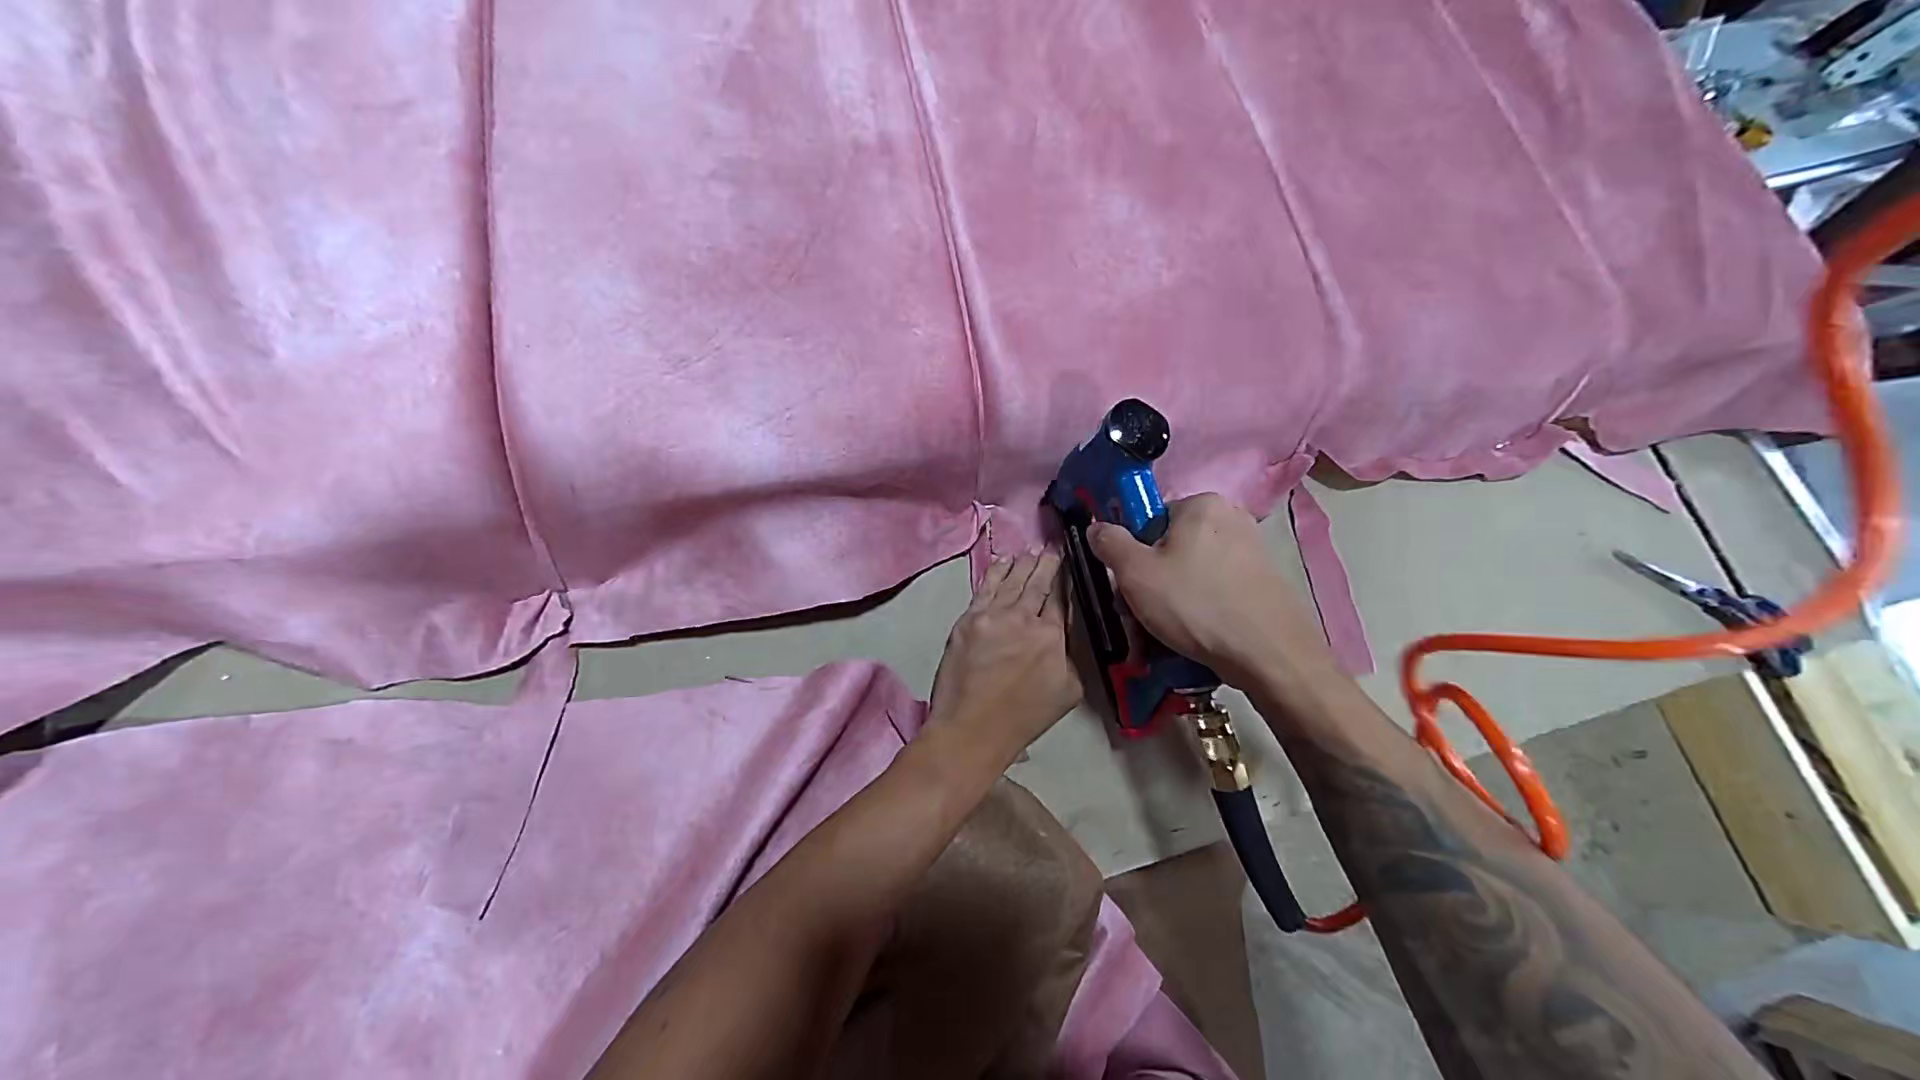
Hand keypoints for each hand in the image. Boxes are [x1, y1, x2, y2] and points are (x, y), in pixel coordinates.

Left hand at [925, 550, 1082, 768]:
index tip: (1069, 564)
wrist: (971, 728)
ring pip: (1012, 580)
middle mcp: (1024, 618)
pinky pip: (986, 587)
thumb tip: (1066, 636)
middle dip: (1047, 562)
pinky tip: (1004, 561)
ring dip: (1023, 563)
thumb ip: (1071, 656)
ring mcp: (993, 615)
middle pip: (1038, 582)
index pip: (1062, 598)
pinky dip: (996, 571)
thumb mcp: (1069, 691)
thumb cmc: (1023, 718)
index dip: (1066, 579)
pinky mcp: (968, 619)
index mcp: (1053, 636)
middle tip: (1052, 547)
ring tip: (1031, 550)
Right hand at [1088, 493, 1333, 689]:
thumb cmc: (1195, 604)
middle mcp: (1231, 518)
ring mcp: (1253, 550)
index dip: (1133, 554)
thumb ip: (1109, 543)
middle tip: (1142, 616)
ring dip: (1173, 601)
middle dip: (1153, 583)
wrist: (1270, 654)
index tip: (1130, 585)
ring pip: (1193, 573)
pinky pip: (1218, 590)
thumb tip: (1097, 527)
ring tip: (1166, 635)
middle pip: (1171, 548)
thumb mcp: (1135, 573)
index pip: (1149, 521)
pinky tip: (1197, 637)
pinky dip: (1202, 610)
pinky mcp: (1266, 582)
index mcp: (1201, 504)